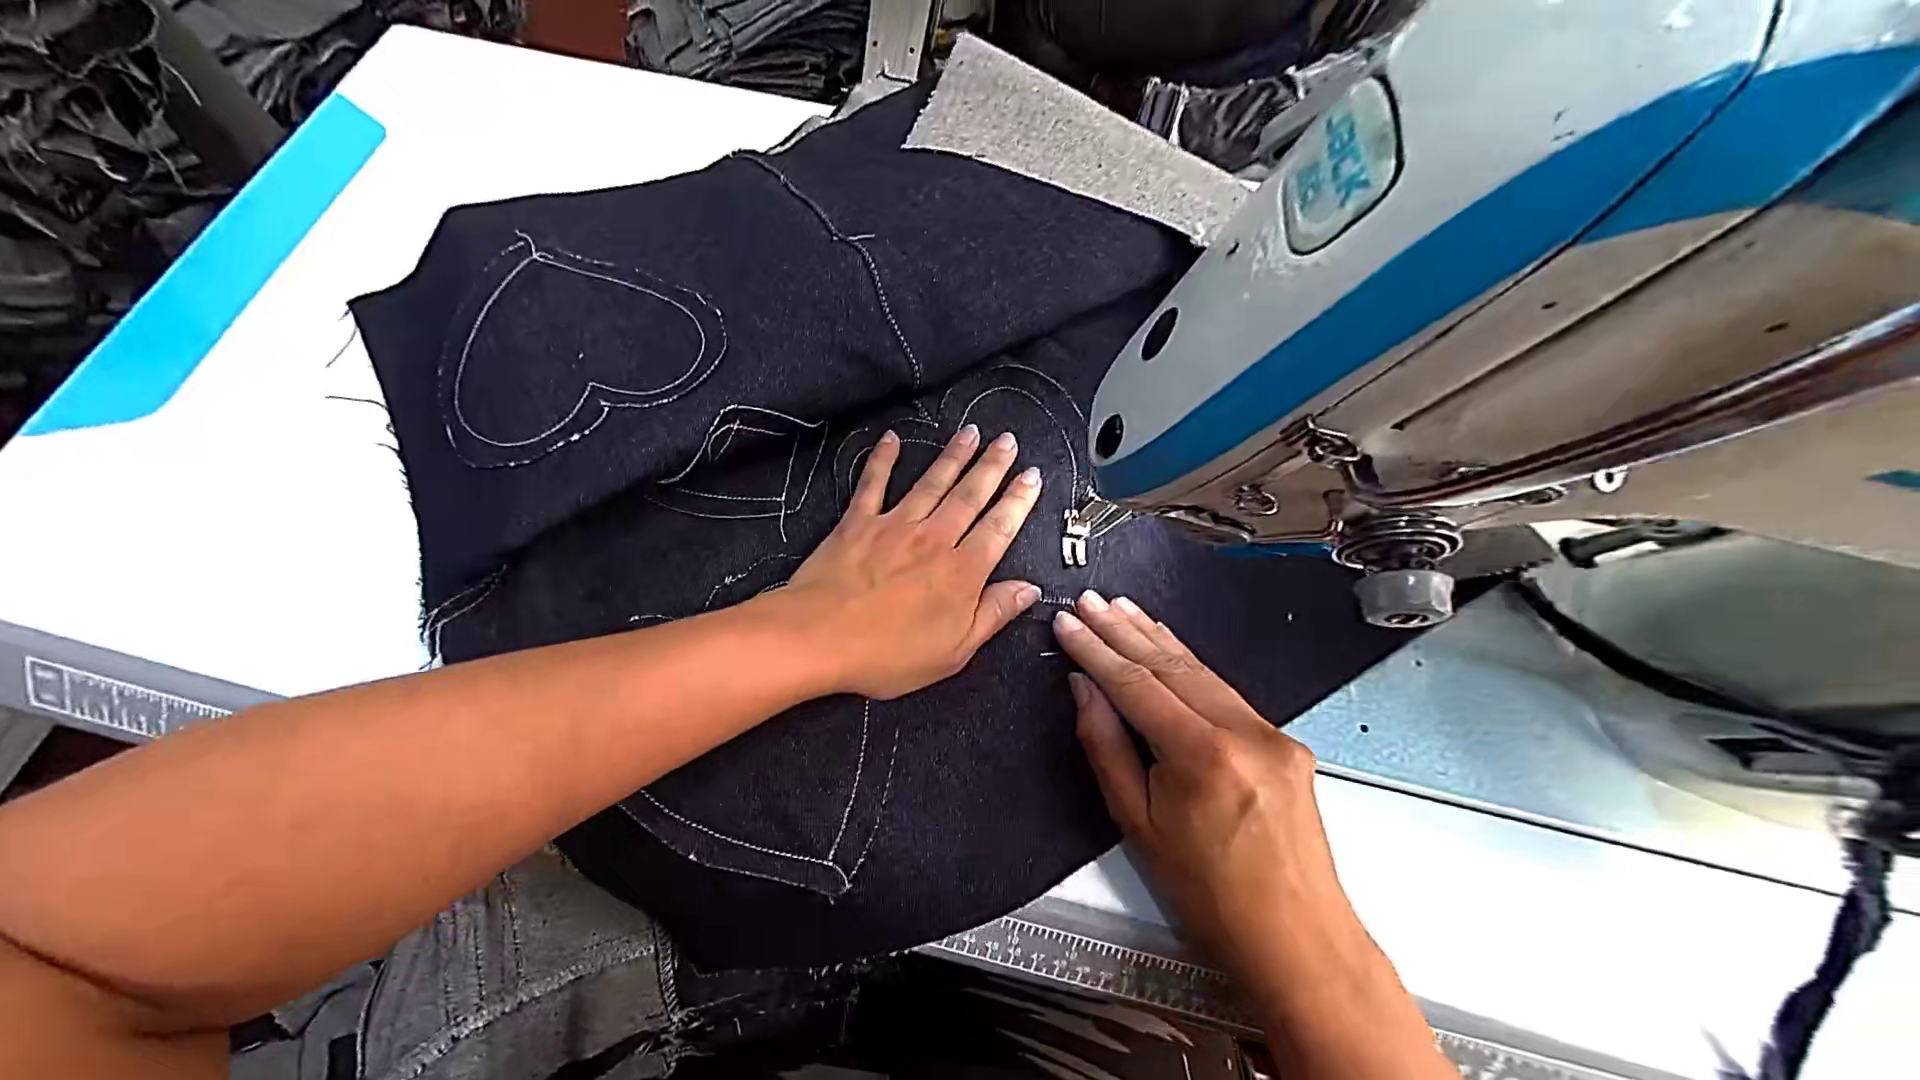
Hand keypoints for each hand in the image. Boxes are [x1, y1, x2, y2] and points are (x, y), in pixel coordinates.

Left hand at [779, 424, 1043, 699]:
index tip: (1032, 476)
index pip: (999, 527)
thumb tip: (1029, 590)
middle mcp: (933, 540)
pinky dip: (883, 459)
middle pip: (970, 495)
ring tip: (971, 433)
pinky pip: (873, 483)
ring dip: (954, 456)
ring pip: (932, 483)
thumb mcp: (954, 651)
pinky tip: (893, 439)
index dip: (1019, 500)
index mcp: (960, 573)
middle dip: (992, 466)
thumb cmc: (887, 653)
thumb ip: (994, 614)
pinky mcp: (858, 523)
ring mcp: (894, 526)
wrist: (819, 639)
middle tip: (1008, 441)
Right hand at [1054, 597, 1453, 1079]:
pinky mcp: (1283, 742)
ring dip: (1155, 637)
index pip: (1136, 684)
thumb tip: (1086, 691)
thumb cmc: (1214, 898)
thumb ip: (1106, 746)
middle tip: (1090, 603)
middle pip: (1170, 664)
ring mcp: (1271, 735)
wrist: (1296, 942)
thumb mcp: (1137, 824)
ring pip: (1201, 670)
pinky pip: (1225, 690)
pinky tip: (1167, 646)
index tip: (1069, 626)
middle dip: (1121, 629)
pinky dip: (1189, 664)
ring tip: (1121, 609)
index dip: (1095, 650)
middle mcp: (1246, 735)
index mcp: (1205, 757)